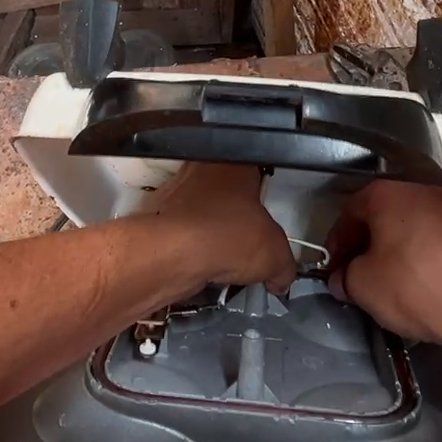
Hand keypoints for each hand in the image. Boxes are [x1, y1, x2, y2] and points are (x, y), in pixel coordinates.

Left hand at [143, 163, 295, 294]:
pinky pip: (183, 226)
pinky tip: (200, 263)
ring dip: (211, 230)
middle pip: (227, 190)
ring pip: (202, 208)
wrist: (170, 252)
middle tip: (246, 241)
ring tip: (222, 259)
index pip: (257, 173)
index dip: (263, 196)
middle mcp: (204, 166)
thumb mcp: (275, 255)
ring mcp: (177, 186)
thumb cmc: (228, 236)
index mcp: (236, 163)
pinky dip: (190, 243)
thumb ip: (285, 265)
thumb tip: (282, 278)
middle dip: (236, 216)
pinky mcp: (157, 211)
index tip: (265, 219)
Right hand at [324, 180, 441, 349]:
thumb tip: (342, 279)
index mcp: (384, 193)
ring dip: (391, 250)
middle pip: (379, 215)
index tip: (334, 269)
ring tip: (386, 282)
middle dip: (364, 245)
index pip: (348, 212)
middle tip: (356, 275)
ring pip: (406, 227)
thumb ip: (345, 278)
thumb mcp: (364, 286)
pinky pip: (430, 239)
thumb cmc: (414, 285)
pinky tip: (417, 284)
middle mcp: (416, 190)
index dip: (336, 242)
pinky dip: (417, 256)